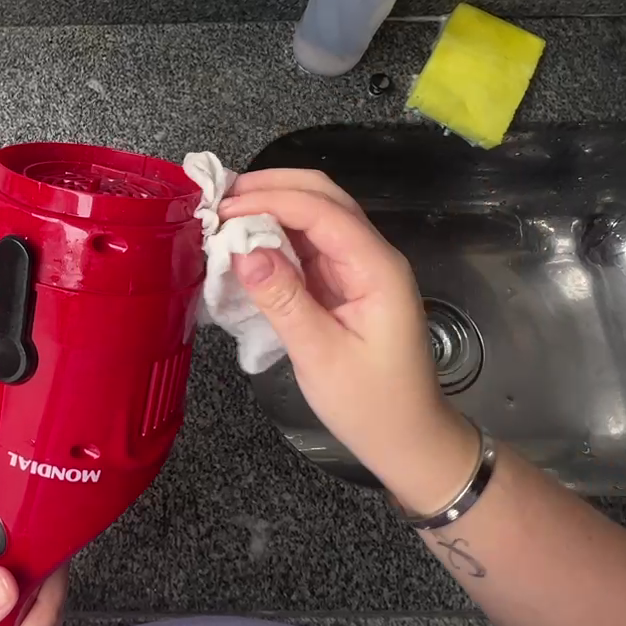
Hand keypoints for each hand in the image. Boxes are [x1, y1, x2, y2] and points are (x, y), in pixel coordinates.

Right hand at [222, 169, 478, 510]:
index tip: (222, 210)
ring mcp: (356, 266)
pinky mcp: (340, 280)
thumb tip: (242, 251)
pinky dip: (272, 231)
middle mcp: (370, 256)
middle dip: (270, 187)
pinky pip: (306, 241)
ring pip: (313, 213)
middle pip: (323, 196)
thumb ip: (283, 300)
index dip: (271, 201)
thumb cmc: (370, 404)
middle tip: (219, 196)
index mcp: (377, 269)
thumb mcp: (321, 356)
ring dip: (269, 204)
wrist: (407, 438)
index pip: (322, 211)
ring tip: (222, 210)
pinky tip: (243, 236)